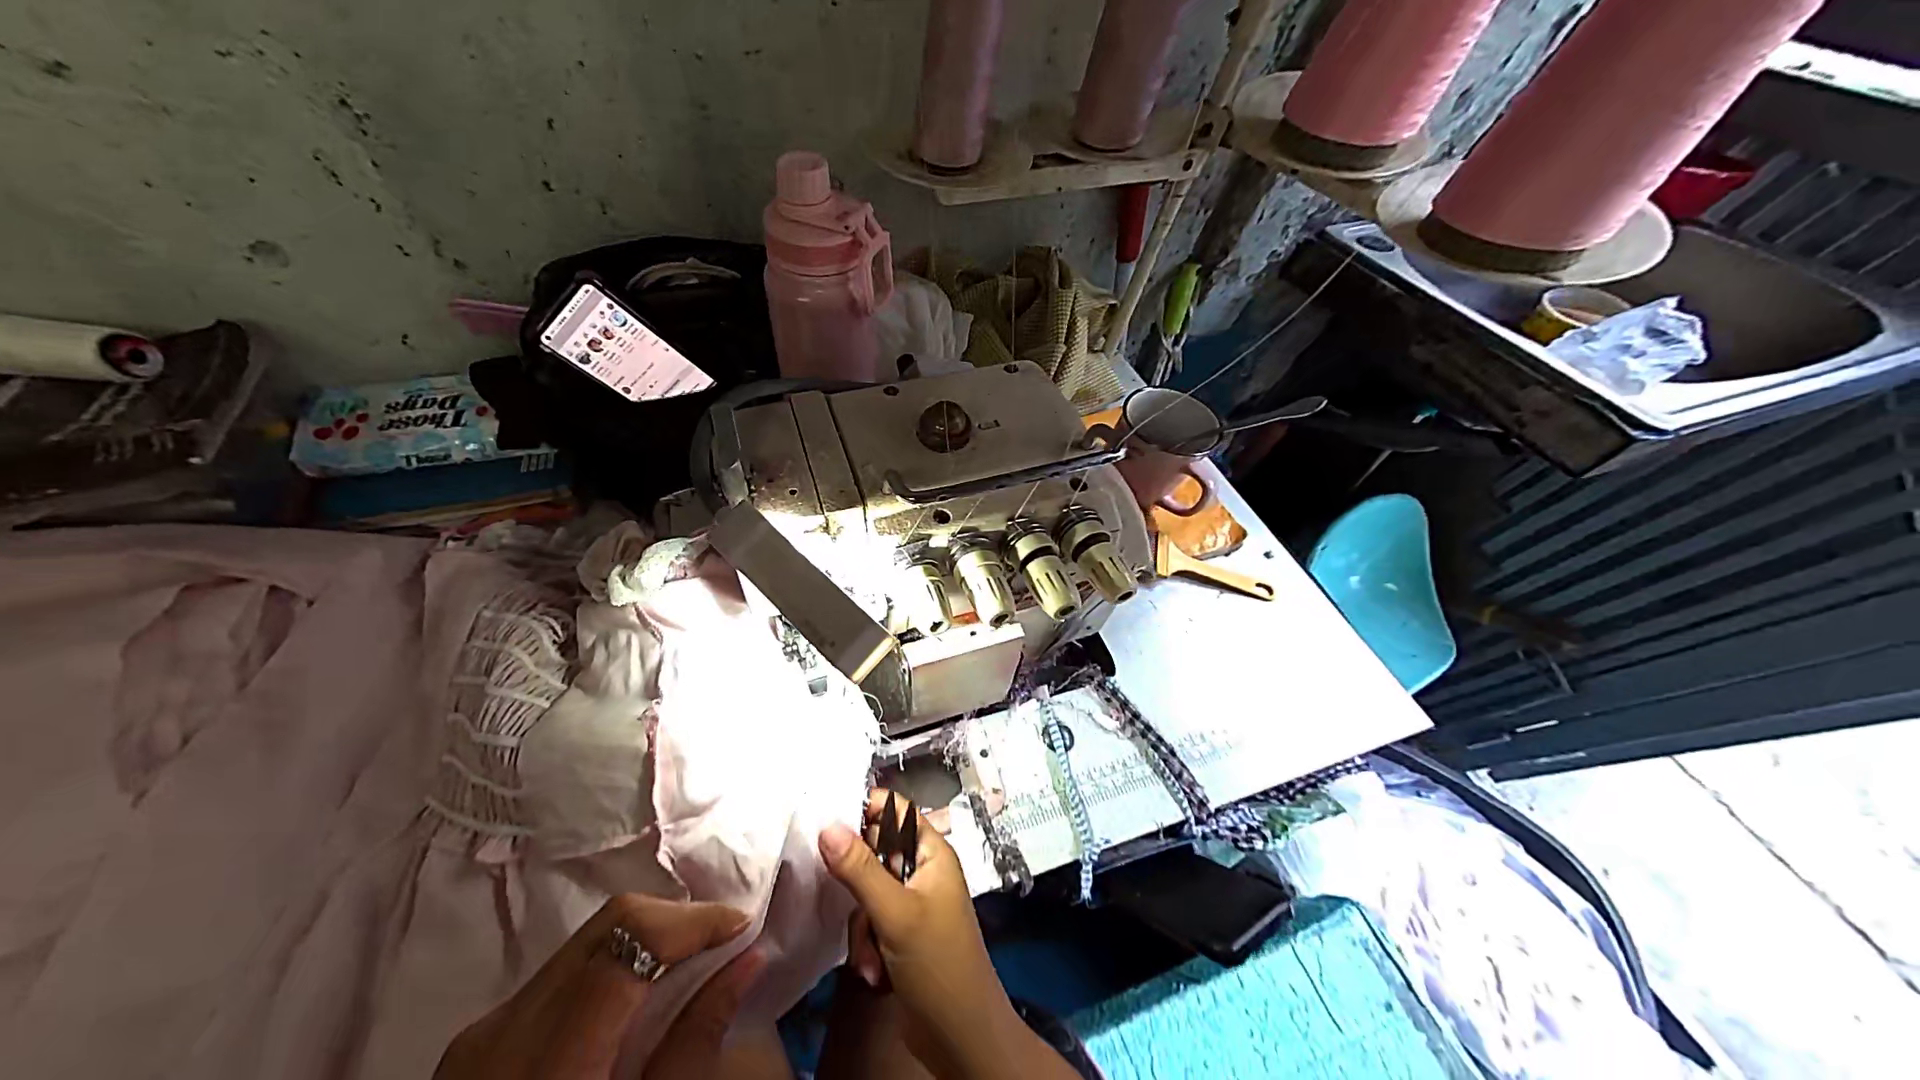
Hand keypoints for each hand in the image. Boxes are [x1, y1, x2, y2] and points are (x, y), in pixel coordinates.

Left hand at [433, 893, 765, 1079]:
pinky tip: (639, 991)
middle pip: (610, 922)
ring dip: (649, 935)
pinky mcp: (481, 1032)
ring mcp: (485, 1027)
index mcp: (548, 1063)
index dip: (694, 921)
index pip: (628, 941)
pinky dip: (615, 960)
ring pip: (589, 935)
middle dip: (678, 919)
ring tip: (690, 963)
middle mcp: (505, 1028)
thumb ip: (695, 1043)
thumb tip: (750, 960)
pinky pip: (565, 965)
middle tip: (725, 941)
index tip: (743, 928)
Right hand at [819, 790, 1074, 1079]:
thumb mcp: (895, 913)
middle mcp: (923, 873)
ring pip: (866, 895)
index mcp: (932, 854)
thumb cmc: (938, 963)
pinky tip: (877, 974)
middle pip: (874, 855)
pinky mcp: (900, 936)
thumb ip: (860, 869)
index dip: (866, 810)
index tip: (829, 823)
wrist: (960, 1036)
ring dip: (863, 929)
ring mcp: (911, 905)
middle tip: (856, 906)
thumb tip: (827, 825)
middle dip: (859, 888)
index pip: (896, 811)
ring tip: (874, 956)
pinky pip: (869, 925)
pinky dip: (868, 948)